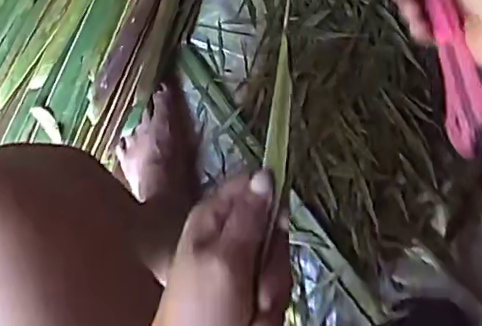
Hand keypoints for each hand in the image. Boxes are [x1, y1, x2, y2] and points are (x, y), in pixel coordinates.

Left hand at [154, 169, 290, 325]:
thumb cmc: (202, 315)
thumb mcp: (225, 261)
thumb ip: (249, 217)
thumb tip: (267, 172)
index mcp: (213, 218)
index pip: (252, 186)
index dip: (269, 204)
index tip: (276, 224)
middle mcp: (229, 239)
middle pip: (272, 229)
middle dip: (272, 262)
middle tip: (256, 288)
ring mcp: (242, 272)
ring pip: (279, 265)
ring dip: (272, 293)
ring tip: (250, 315)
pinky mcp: (252, 302)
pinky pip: (278, 295)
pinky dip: (269, 315)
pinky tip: (254, 325)